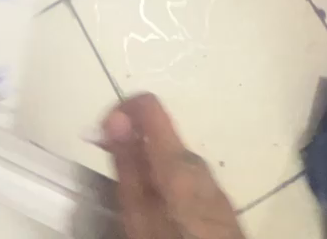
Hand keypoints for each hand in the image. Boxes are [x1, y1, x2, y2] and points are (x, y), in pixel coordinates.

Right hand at [101, 94, 244, 238]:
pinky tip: (161, 220)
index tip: (101, 140)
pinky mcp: (224, 213)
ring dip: (150, 170)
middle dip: (133, 148)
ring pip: (176, 162)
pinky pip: (191, 184)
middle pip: (162, 137)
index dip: (120, 112)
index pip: (149, 105)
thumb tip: (116, 116)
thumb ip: (127, 164)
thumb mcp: (137, 217)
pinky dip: (169, 188)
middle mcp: (203, 169)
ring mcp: (218, 192)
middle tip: (111, 179)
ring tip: (133, 206)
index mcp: (180, 164)